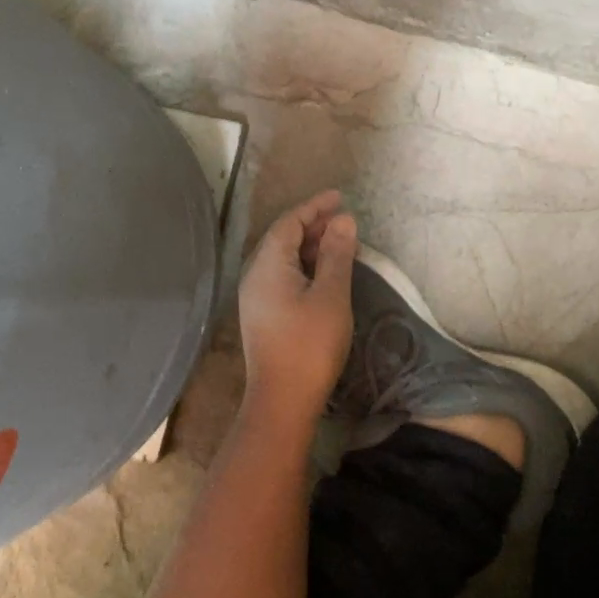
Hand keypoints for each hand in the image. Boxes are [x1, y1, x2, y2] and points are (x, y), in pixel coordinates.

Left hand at [236, 190, 358, 425]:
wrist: (282, 400)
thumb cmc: (310, 344)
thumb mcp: (331, 294)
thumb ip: (337, 253)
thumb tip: (343, 220)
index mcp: (268, 265)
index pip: (289, 223)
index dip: (314, 207)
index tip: (340, 197)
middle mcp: (255, 275)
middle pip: (282, 238)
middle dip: (312, 224)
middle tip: (343, 218)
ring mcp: (256, 297)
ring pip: (282, 258)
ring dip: (309, 245)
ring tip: (339, 241)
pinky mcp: (262, 315)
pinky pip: (282, 276)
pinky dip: (304, 265)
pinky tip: (324, 273)